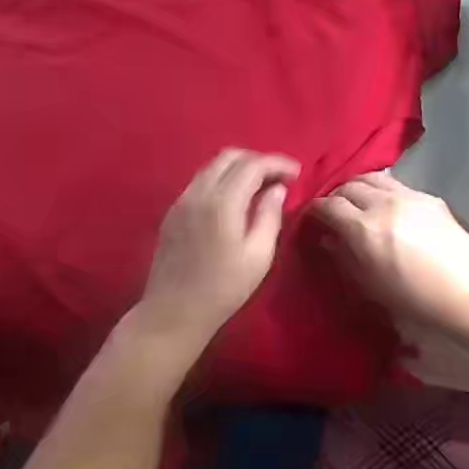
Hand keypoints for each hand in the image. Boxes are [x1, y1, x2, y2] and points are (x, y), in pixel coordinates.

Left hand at [139, 149, 300, 341]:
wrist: (174, 312)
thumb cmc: (223, 289)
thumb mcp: (258, 257)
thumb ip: (270, 217)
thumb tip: (277, 190)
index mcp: (222, 202)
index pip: (252, 165)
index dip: (277, 163)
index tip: (297, 173)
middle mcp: (198, 193)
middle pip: (229, 157)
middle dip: (257, 160)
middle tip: (279, 178)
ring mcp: (181, 201)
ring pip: (211, 167)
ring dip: (238, 168)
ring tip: (259, 187)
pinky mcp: (172, 212)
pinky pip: (199, 182)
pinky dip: (221, 180)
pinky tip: (233, 200)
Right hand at [313, 172, 468, 327]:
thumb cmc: (417, 299)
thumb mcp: (371, 286)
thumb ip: (345, 258)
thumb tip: (329, 240)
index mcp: (364, 227)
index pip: (327, 206)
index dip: (313, 211)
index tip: (310, 222)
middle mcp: (383, 203)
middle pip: (348, 186)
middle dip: (334, 196)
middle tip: (331, 213)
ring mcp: (409, 196)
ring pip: (372, 177)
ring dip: (357, 187)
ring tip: (355, 204)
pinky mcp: (429, 198)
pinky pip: (395, 184)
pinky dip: (380, 190)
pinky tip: (384, 207)